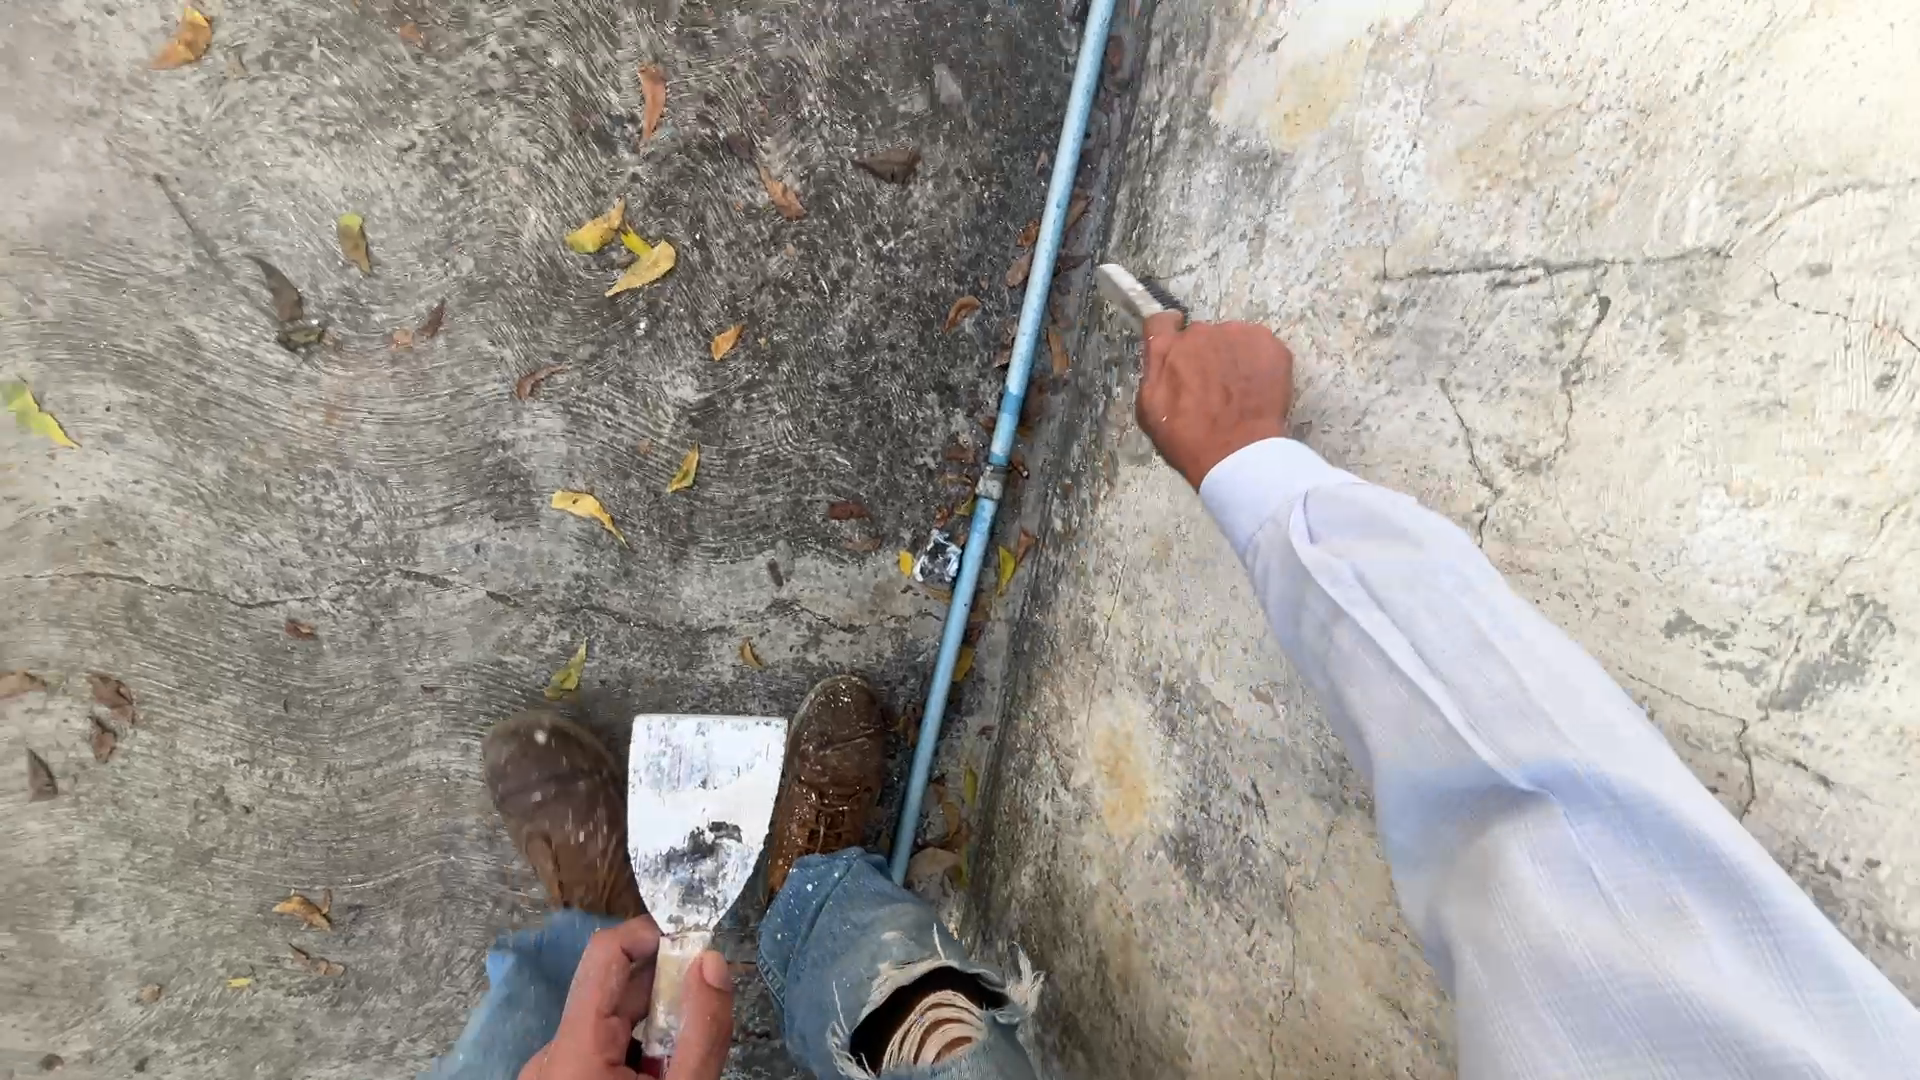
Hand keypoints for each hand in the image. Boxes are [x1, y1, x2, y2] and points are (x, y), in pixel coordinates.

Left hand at [519, 917, 734, 1079]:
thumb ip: (703, 1029)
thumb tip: (712, 959)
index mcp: (571, 1053)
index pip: (605, 951)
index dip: (653, 933)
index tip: (697, 945)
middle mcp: (549, 1055)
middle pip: (617, 988)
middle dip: (668, 987)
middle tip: (708, 1010)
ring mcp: (550, 1074)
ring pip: (614, 1019)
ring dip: (657, 1022)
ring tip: (685, 1057)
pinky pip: (603, 1046)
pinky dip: (638, 1048)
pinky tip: (660, 1074)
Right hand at [1135, 312, 1294, 487]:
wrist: (1237, 452)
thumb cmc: (1188, 439)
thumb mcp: (1149, 411)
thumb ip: (1153, 375)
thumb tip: (1163, 362)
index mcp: (1166, 350)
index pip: (1160, 322)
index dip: (1167, 332)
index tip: (1175, 346)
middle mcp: (1199, 333)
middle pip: (1199, 335)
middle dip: (1202, 354)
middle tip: (1210, 386)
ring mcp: (1236, 335)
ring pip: (1230, 340)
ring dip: (1230, 357)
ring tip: (1236, 391)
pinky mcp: (1267, 343)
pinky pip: (1257, 346)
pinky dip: (1256, 362)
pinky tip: (1255, 388)